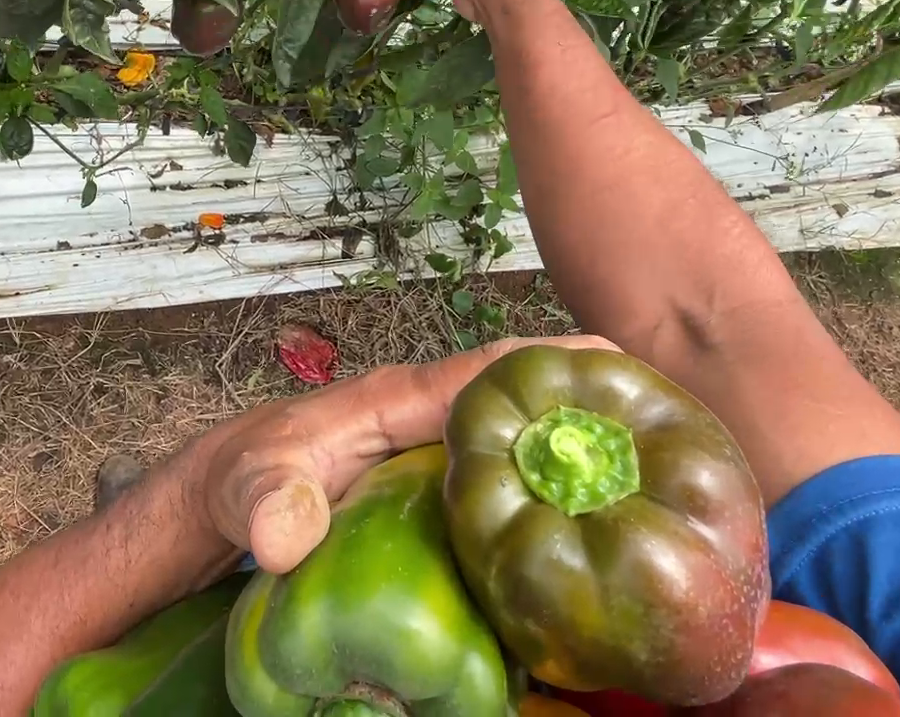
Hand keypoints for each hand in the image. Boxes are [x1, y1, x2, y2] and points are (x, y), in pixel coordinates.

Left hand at [198, 333, 621, 572]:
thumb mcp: (249, 487)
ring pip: (513, 440)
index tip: (624, 365)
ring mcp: (427, 455)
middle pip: (516, 399)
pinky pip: (496, 480)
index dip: (549, 364)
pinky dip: (538, 488)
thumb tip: (287, 535)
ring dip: (573, 447)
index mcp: (394, 402)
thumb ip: (266, 502)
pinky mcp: (428, 489)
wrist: (227, 496)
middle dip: (585, 402)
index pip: (482, 371)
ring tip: (654, 474)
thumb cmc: (242, 475)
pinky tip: (581, 526)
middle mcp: (421, 420)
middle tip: (671, 427)